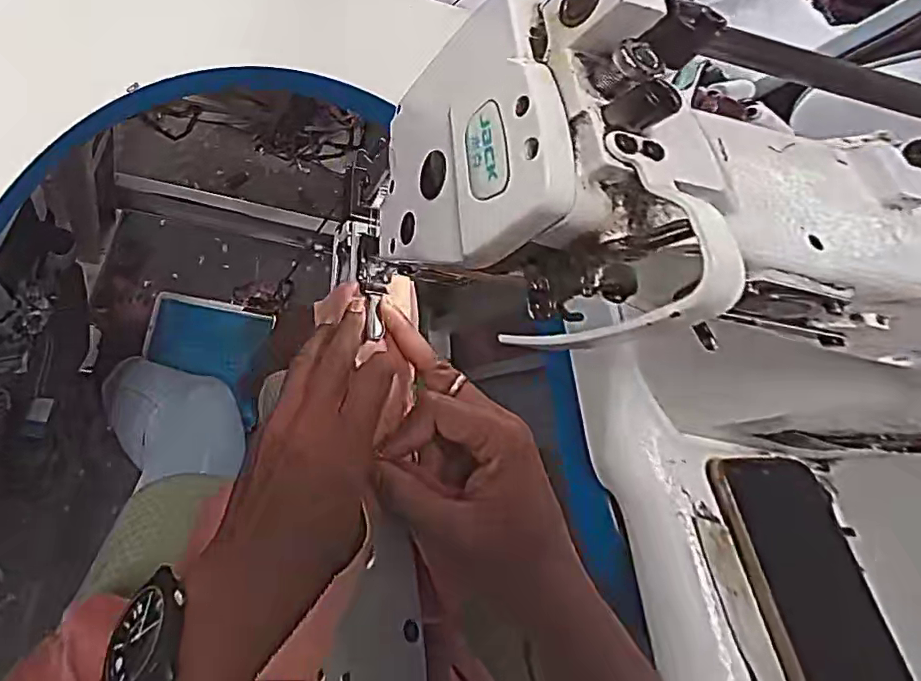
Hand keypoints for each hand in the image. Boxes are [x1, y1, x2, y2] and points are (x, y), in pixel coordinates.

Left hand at [179, 285, 405, 680]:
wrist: (251, 569)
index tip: (393, 354)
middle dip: (350, 327)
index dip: (386, 361)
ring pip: (306, 362)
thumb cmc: (310, 554)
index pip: (371, 380)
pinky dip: (304, 360)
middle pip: (335, 358)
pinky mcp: (264, 427)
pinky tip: (310, 355)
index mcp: (343, 444)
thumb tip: (370, 430)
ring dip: (322, 335)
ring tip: (334, 316)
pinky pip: (290, 380)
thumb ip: (366, 457)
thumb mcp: (357, 506)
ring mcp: (283, 420)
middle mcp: (311, 422)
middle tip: (359, 306)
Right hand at [373, 375, 659, 679]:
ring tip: (388, 350)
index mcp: (500, 436)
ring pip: (444, 401)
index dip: (403, 432)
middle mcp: (498, 426)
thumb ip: (406, 492)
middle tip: (387, 319)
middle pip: (445, 381)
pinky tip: (402, 413)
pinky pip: (447, 428)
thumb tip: (372, 464)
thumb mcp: (451, 532)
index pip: (436, 408)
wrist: (548, 600)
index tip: (385, 462)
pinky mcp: (485, 455)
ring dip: (413, 390)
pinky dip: (421, 424)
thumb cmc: (516, 569)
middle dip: (412, 350)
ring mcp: (493, 438)